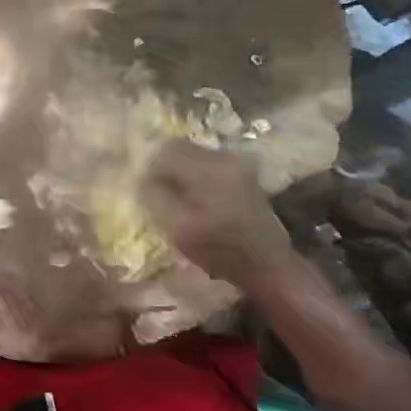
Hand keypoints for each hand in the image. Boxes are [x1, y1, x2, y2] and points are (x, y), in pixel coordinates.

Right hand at [142, 141, 294, 283]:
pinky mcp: (243, 171)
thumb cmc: (221, 251)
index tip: (144, 191)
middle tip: (157, 192)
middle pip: (180, 147)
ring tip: (176, 197)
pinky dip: (195, 174)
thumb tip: (142, 180)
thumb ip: (156, 199)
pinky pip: (208, 162)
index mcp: (207, 171)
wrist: (268, 263)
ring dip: (179, 170)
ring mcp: (236, 162)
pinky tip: (196, 198)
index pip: (165, 152)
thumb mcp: (179, 231)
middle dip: (164, 167)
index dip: (149, 169)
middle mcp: (223, 158)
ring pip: (194, 153)